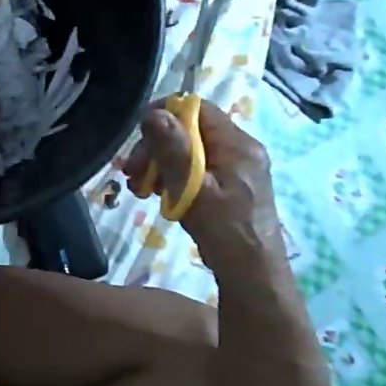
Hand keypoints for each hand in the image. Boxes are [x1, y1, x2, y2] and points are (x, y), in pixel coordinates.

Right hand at [123, 99, 283, 271]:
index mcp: (237, 144)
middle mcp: (240, 149)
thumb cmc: (225, 231)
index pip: (197, 108)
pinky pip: (197, 170)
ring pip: (190, 152)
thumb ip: (174, 149)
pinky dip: (174, 179)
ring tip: (140, 190)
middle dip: (156, 147)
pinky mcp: (231, 187)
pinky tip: (158, 197)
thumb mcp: (194, 188)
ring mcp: (237, 169)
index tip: (138, 134)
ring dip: (160, 165)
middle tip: (131, 173)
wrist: (253, 277)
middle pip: (189, 130)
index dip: (165, 113)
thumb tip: (154, 113)